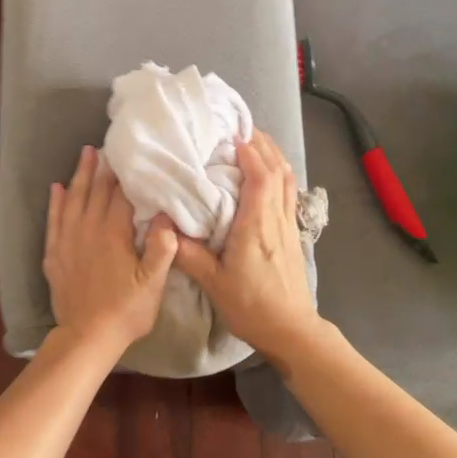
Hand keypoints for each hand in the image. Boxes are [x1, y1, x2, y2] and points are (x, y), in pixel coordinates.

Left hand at [44, 145, 178, 352]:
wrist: (87, 337)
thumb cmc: (126, 310)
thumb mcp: (153, 282)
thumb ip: (161, 246)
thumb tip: (165, 213)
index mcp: (113, 233)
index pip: (119, 196)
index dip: (124, 175)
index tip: (128, 155)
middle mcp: (87, 230)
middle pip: (94, 192)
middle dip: (101, 168)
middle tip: (104, 146)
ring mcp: (67, 242)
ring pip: (72, 201)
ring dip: (78, 177)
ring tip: (84, 155)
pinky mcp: (54, 256)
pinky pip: (54, 221)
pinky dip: (56, 203)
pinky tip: (57, 189)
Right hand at [172, 131, 325, 360]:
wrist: (290, 329)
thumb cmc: (251, 306)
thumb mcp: (213, 283)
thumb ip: (188, 254)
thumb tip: (163, 228)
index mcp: (257, 225)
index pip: (260, 176)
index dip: (249, 151)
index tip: (229, 135)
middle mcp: (276, 218)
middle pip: (278, 169)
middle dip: (262, 144)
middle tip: (239, 128)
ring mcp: (288, 225)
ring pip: (287, 179)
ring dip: (273, 156)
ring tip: (254, 143)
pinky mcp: (293, 234)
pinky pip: (289, 193)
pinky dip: (279, 174)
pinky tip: (267, 174)